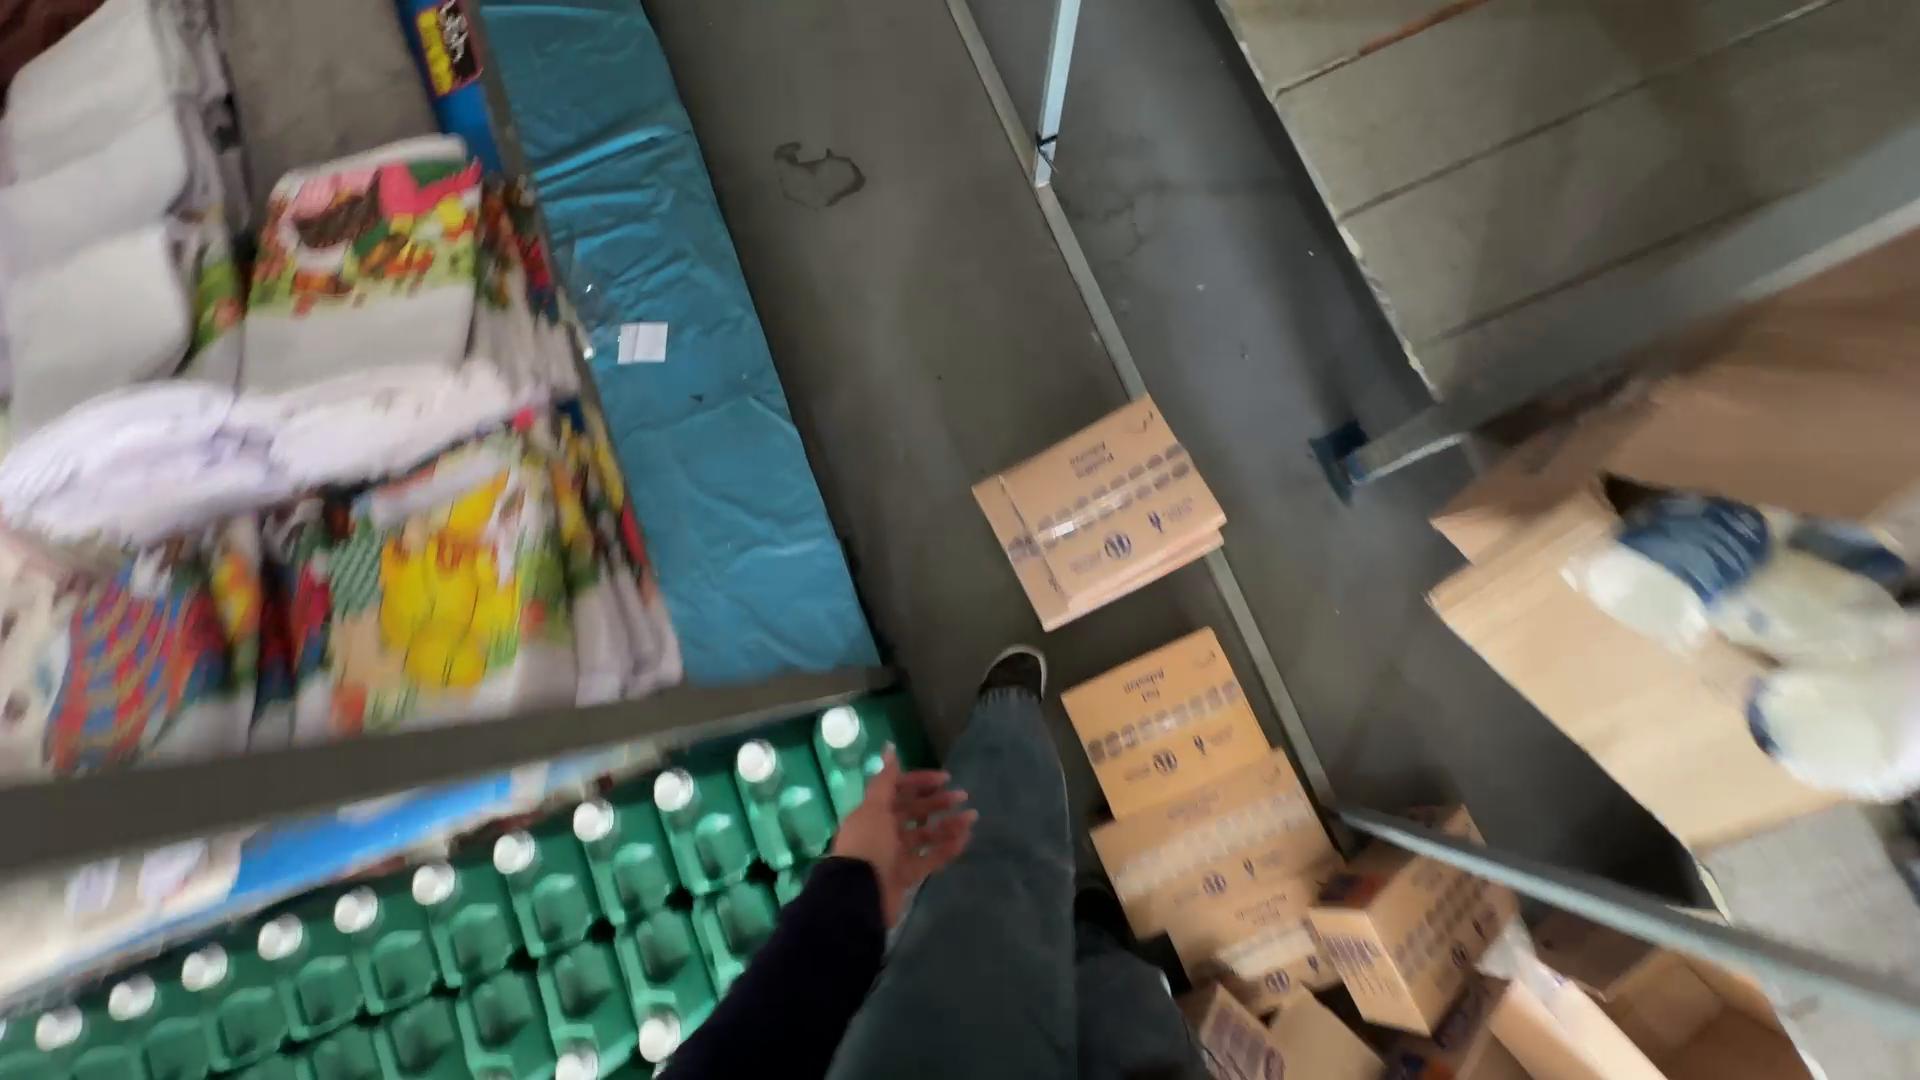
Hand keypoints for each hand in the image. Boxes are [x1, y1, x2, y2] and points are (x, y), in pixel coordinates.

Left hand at [831, 746, 976, 925]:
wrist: (858, 895)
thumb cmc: (867, 845)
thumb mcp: (874, 808)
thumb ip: (886, 779)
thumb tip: (889, 746)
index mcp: (873, 812)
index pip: (899, 790)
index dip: (920, 782)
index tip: (944, 778)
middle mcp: (884, 830)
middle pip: (915, 812)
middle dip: (938, 802)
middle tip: (963, 796)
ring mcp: (896, 854)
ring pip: (927, 834)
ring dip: (949, 825)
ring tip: (972, 817)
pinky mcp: (908, 875)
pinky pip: (931, 858)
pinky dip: (948, 848)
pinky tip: (965, 838)